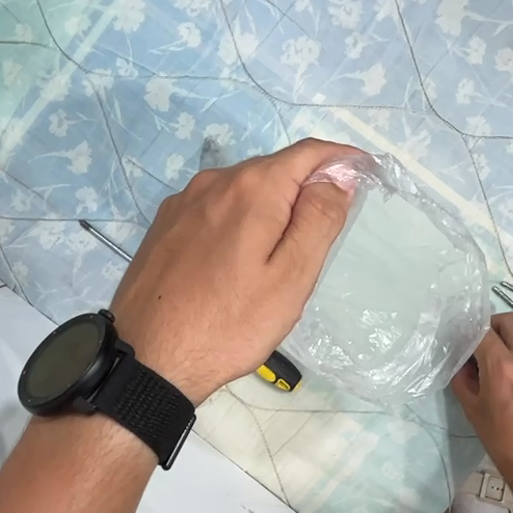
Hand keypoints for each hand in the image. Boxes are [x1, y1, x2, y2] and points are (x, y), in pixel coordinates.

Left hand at [111, 139, 364, 404]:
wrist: (149, 359)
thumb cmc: (229, 324)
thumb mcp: (291, 278)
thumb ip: (318, 219)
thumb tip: (337, 176)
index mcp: (251, 188)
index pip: (308, 153)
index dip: (341, 159)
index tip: (364, 175)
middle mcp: (214, 182)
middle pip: (274, 170)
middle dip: (305, 191)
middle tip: (320, 240)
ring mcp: (183, 202)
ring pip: (242, 191)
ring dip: (270, 209)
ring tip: (277, 260)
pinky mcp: (164, 226)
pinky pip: (215, 209)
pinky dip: (238, 221)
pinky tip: (237, 261)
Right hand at [451, 313, 512, 496]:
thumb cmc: (507, 446)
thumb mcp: (475, 413)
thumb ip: (464, 381)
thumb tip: (464, 364)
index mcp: (502, 367)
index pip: (481, 331)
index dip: (469, 333)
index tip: (465, 341)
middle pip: (511, 321)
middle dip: (495, 326)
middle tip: (487, 343)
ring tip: (510, 362)